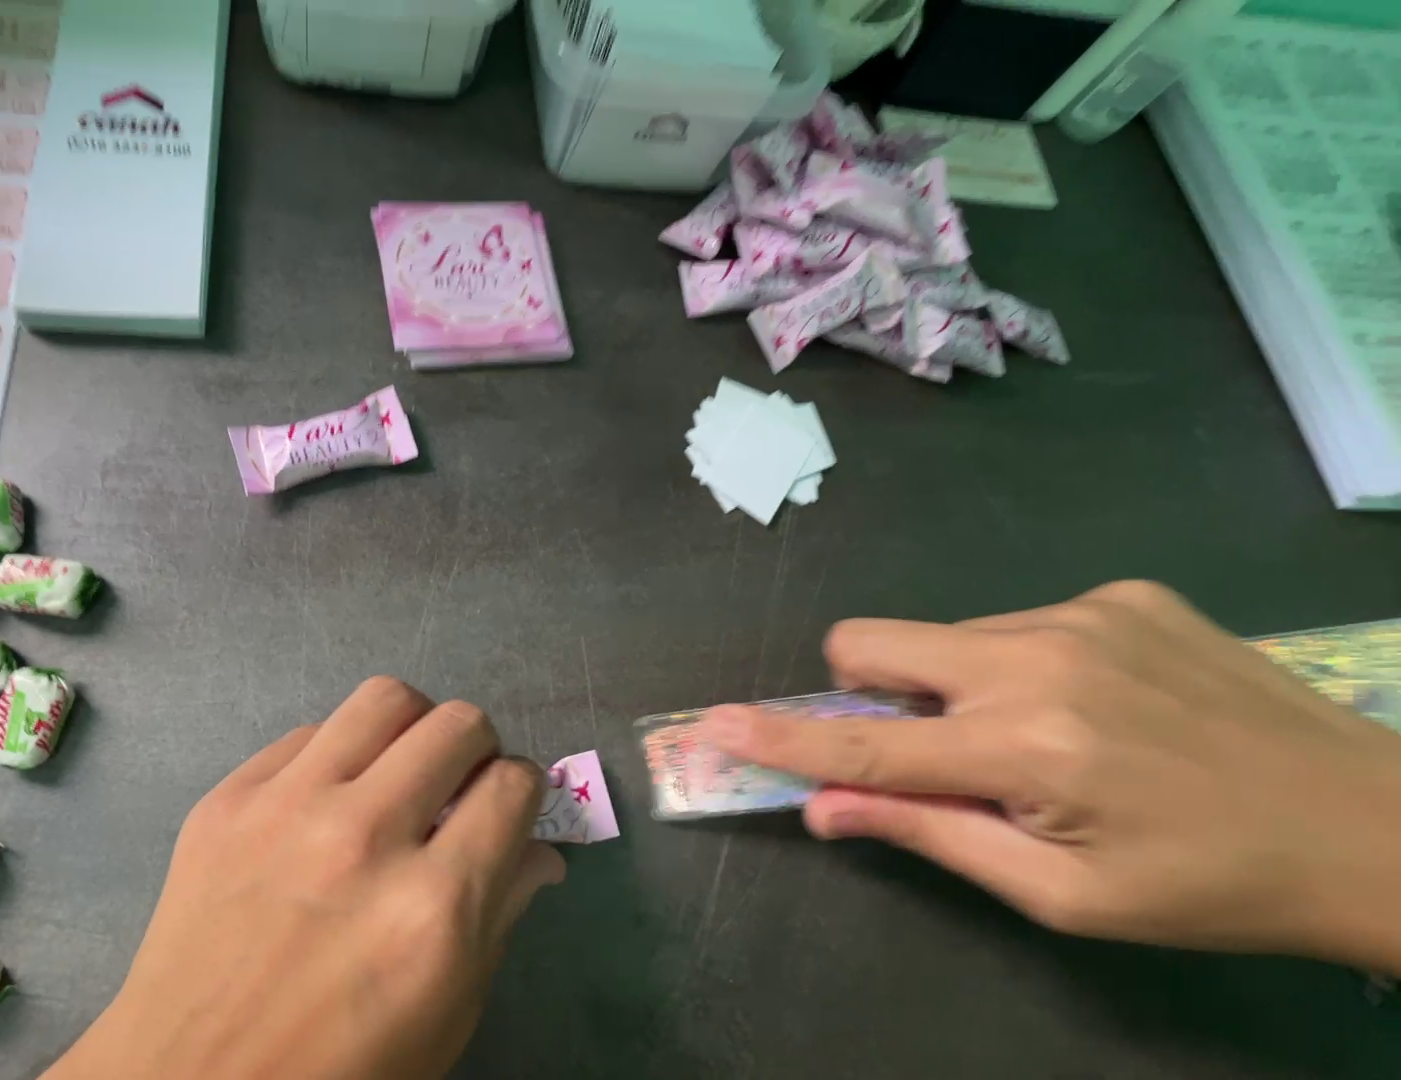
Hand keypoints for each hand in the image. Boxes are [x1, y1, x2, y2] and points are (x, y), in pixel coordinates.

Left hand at [44, 677, 564, 1079]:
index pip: (512, 785)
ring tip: (398, 769)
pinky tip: (325, 799)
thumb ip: (501, 914)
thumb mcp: (446, 1016)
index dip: (523, 790)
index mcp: (432, 907)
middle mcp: (363, 838)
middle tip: (457, 785)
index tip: (505, 807)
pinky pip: (308, 732)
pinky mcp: (226, 799)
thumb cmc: (340, 1070)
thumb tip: (540, 847)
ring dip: (411, 728)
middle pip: (457, 724)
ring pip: (384, 698)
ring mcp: (285, 808)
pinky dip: (336, 754)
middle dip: (477, 749)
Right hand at [704, 581, 1400, 972]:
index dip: (782, 737)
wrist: (1389, 829)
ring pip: (945, 637)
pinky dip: (1017, 665)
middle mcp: (1041, 661)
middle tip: (929, 742)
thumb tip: (823, 808)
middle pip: (873, 641)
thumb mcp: (1062, 894)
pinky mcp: (1120, 592)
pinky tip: (1097, 702)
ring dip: (956, 686)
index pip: (863, 742)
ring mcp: (1083, 613)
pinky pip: (1012, 622)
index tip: (717, 723)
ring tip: (1044, 735)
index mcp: (1029, 751)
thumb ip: (929, 836)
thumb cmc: (1207, 887)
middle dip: (866, 688)